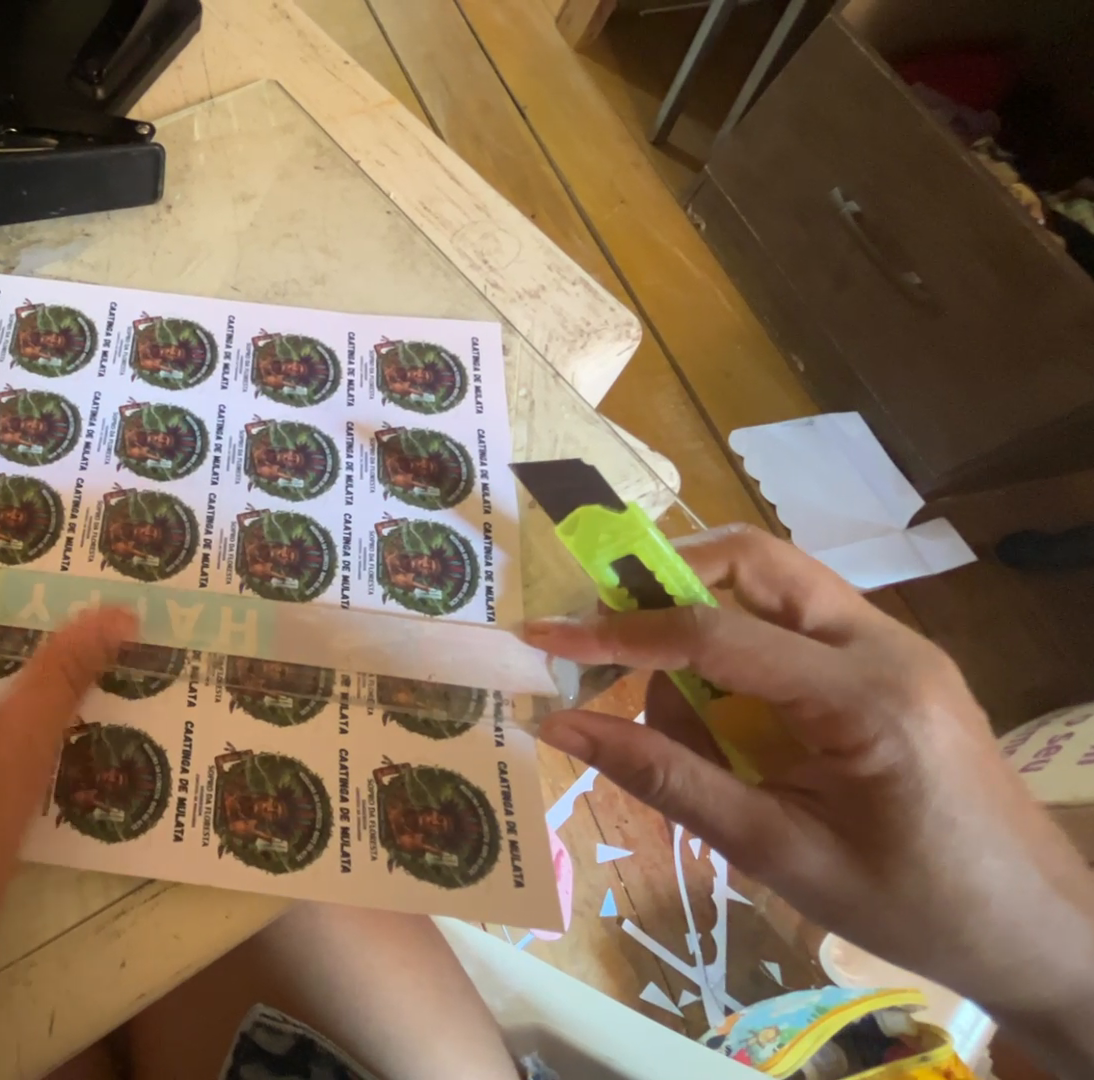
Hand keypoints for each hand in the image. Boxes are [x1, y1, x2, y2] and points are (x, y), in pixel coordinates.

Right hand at [526, 527, 1093, 1072]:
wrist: (1053, 935)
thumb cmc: (914, 904)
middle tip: (598, 628)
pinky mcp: (880, 661)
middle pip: (750, 559)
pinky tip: (721, 717)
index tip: (540, 635)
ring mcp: (888, 646)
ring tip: (672, 709)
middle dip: (660, 577)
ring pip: (764, 578)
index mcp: (866, 697)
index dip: (613, 631)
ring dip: (692, 614)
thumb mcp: (772, 850)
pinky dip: (725, 644)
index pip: (710, 633)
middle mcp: (883, 646)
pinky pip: (780, 619)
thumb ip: (661, 775)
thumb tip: (558, 725)